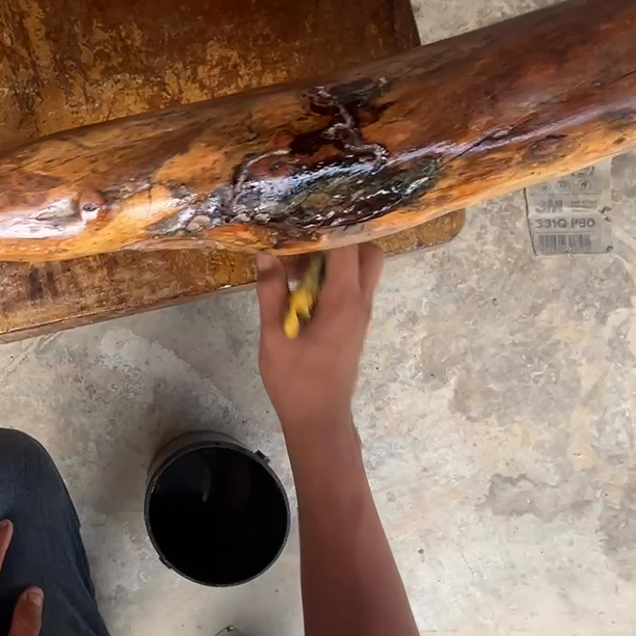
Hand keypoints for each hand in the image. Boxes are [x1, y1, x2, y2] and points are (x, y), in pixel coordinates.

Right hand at [255, 243, 384, 437]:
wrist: (319, 418)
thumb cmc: (295, 380)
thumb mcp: (274, 337)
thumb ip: (271, 294)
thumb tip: (267, 255)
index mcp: (343, 302)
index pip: (347, 248)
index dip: (330, 227)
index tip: (304, 216)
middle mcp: (360, 303)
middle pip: (368, 253)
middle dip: (341, 240)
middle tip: (304, 244)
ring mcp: (361, 315)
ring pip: (363, 271)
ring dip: (336, 260)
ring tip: (297, 265)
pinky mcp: (354, 325)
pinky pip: (353, 288)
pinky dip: (334, 278)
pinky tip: (302, 287)